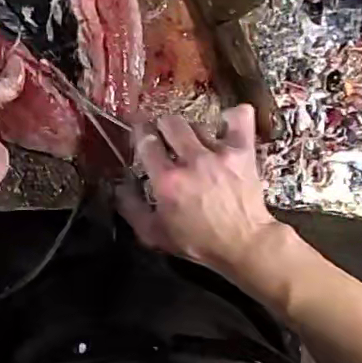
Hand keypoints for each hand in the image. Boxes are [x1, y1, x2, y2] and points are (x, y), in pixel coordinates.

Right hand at [117, 104, 284, 276]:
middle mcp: (192, 161)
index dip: (141, 133)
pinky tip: (225, 126)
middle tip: (165, 137)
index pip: (147, 141)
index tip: (143, 134)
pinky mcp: (243, 152)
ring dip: (192, 132)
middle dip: (163, 127)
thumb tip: (118, 187)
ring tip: (194, 144)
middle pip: (170, 123)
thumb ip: (131, 209)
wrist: (243, 244)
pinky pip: (240, 119)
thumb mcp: (155, 234)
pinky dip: (233, 117)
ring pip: (198, 124)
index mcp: (167, 180)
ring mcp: (220, 153)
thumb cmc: (198, 242)